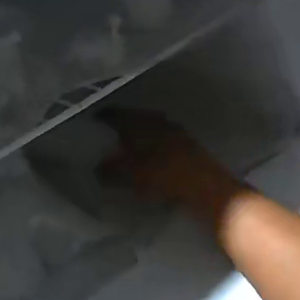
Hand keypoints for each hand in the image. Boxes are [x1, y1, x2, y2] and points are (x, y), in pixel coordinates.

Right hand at [98, 108, 247, 220]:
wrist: (204, 185)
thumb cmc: (160, 176)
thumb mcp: (129, 176)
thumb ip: (109, 170)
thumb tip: (96, 168)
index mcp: (138, 122)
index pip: (116, 114)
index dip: (104, 117)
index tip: (95, 120)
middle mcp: (156, 119)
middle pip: (134, 117)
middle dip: (122, 124)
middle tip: (110, 133)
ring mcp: (174, 129)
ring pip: (151, 126)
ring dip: (140, 132)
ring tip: (129, 144)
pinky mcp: (188, 142)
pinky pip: (163, 136)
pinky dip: (154, 141)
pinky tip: (151, 153)